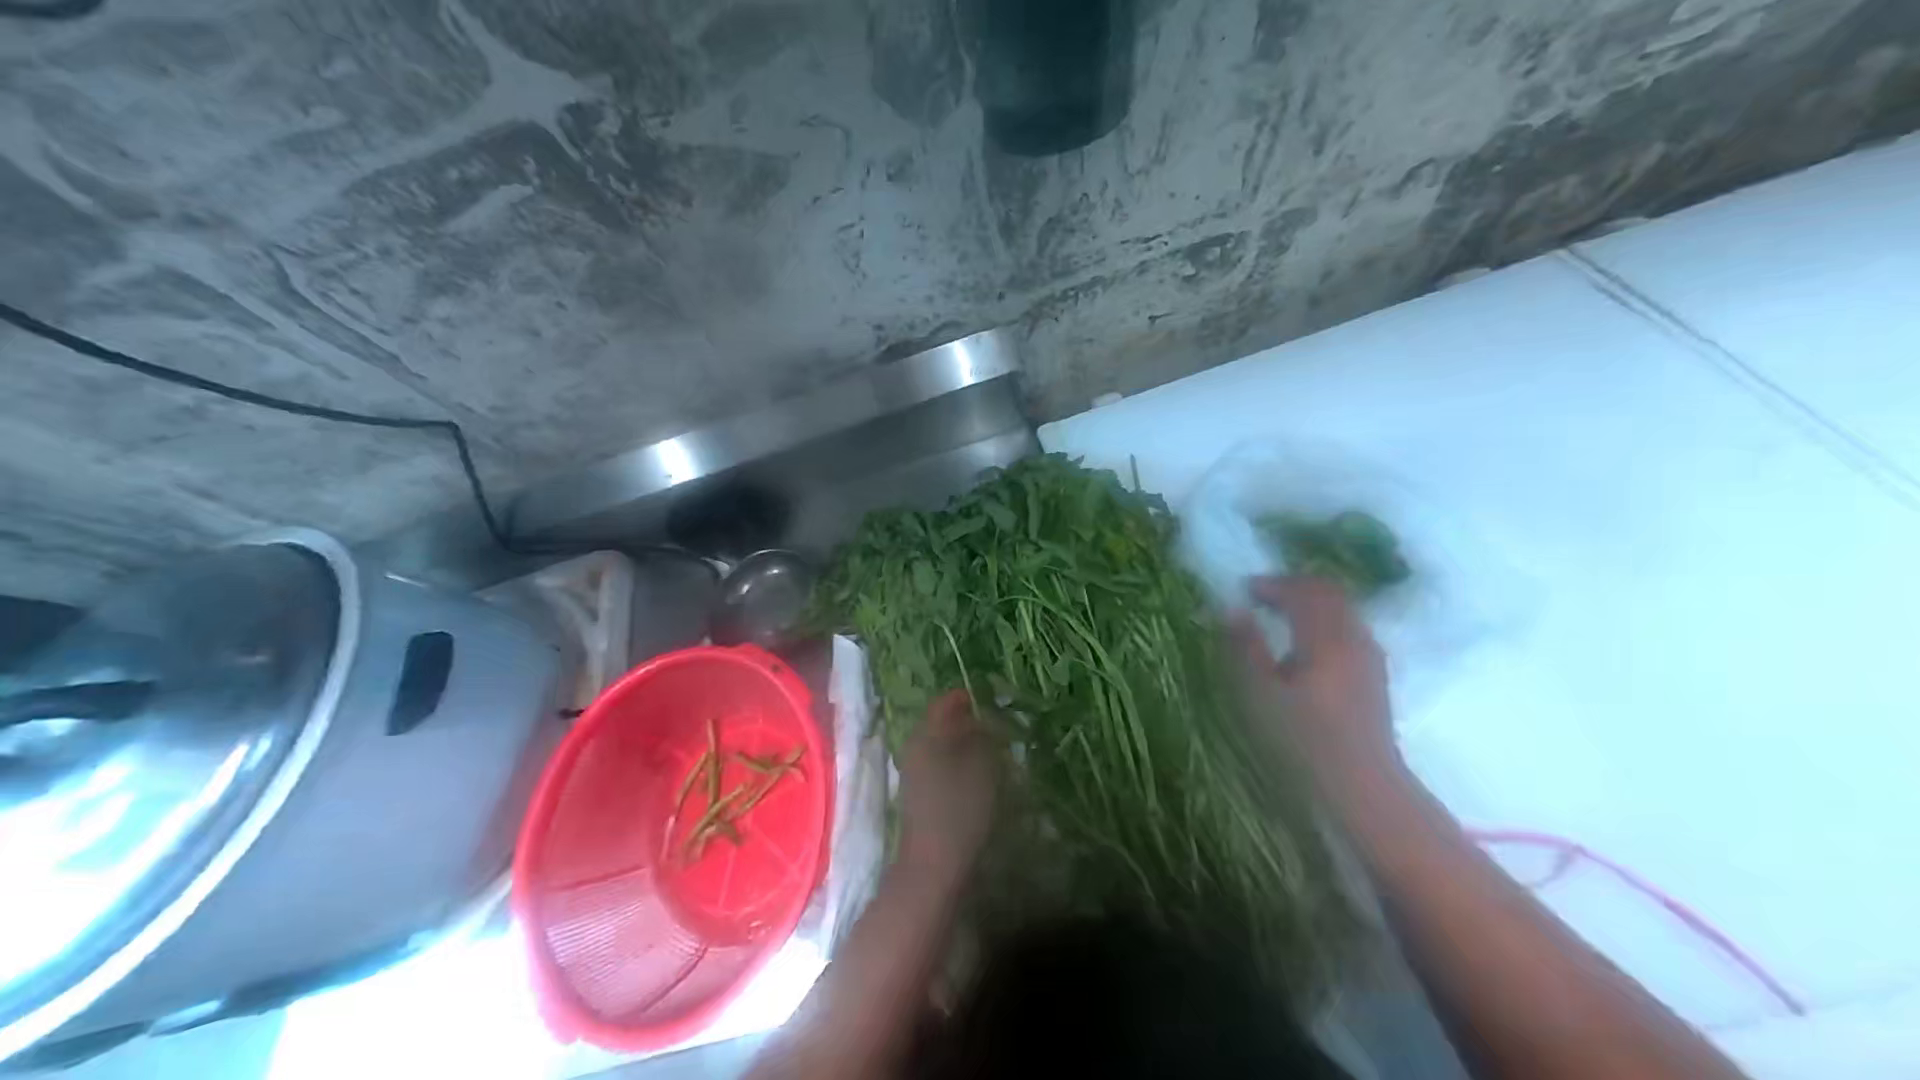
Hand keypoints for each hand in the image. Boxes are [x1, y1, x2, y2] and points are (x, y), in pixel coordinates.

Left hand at [895, 689, 999, 888]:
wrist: (933, 865)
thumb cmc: (960, 809)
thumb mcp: (982, 765)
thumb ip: (983, 736)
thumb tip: (981, 721)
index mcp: (925, 735)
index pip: (943, 703)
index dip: (966, 698)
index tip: (991, 700)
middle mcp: (914, 748)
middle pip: (940, 724)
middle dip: (967, 721)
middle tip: (996, 726)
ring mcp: (913, 773)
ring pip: (940, 746)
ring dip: (963, 744)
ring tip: (992, 751)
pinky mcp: (919, 795)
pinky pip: (940, 766)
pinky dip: (958, 763)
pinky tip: (977, 776)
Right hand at [1230, 576, 1398, 782]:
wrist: (1362, 784)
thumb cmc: (1302, 739)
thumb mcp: (1260, 694)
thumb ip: (1245, 647)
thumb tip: (1232, 610)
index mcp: (1325, 637)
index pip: (1301, 591)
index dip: (1270, 584)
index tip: (1242, 589)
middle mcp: (1353, 637)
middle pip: (1328, 592)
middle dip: (1293, 586)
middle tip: (1261, 594)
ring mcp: (1369, 654)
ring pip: (1342, 608)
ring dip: (1310, 601)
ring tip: (1280, 614)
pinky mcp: (1374, 673)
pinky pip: (1349, 626)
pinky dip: (1325, 619)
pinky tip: (1306, 643)